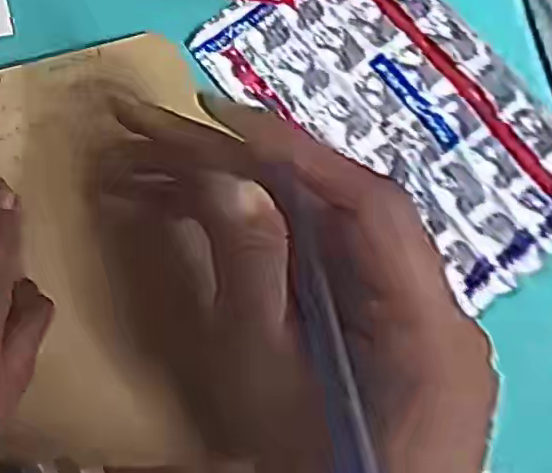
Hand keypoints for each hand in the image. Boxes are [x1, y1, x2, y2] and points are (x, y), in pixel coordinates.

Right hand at [110, 97, 497, 472]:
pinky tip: (159, 198)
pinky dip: (218, 214)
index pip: (367, 201)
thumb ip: (251, 265)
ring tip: (130, 161)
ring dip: (206, 181)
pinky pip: (280, 238)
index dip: (291, 146)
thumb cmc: (297, 449)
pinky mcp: (340, 301)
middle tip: (142, 125)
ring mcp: (373, 296)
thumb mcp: (263, 358)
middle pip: (313, 196)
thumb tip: (228, 179)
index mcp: (422, 316)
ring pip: (288, 211)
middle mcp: (410, 294)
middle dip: (220, 155)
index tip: (213, 111)